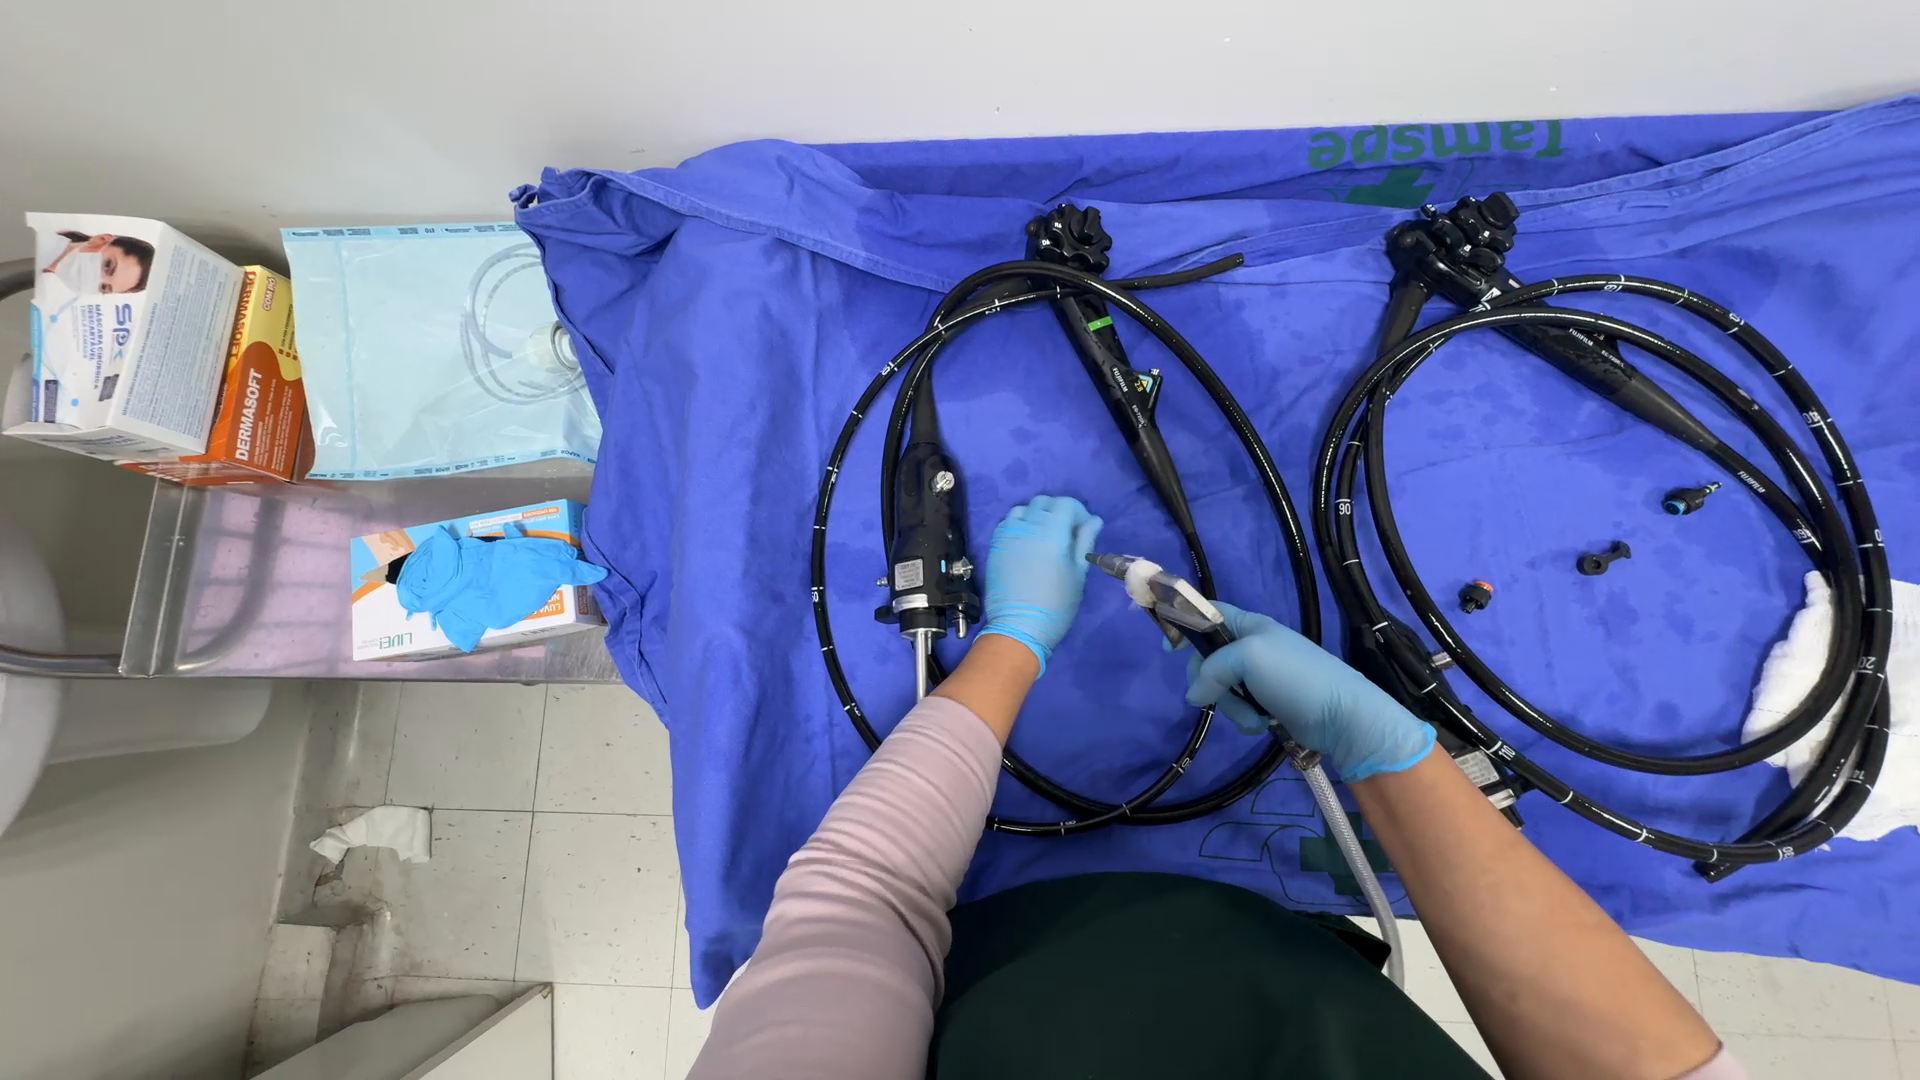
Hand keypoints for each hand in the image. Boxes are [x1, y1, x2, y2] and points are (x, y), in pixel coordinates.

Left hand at [975, 495, 1103, 673]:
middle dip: (1058, 510)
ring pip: (1022, 509)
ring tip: (1044, 536)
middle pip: (1043, 502)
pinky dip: (1019, 525)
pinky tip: (1026, 542)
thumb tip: (1093, 520)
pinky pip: (1007, 523)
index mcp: (1052, 531)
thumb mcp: (1078, 573)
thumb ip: (1084, 541)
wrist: (1019, 625)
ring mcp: (1007, 534)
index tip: (1084, 528)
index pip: (1065, 504)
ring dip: (1036, 515)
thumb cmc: (1056, 604)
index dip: (1078, 512)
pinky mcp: (995, 545)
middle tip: (1066, 532)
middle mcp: (1027, 526)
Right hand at [1184, 602, 1434, 781]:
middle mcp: (1252, 647)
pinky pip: (1238, 707)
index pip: (1208, 613)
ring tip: (1252, 714)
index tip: (1170, 649)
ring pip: (1221, 687)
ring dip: (1230, 704)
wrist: (1342, 716)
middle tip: (1211, 693)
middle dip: (1207, 679)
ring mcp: (1260, 676)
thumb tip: (1194, 696)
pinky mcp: (1267, 702)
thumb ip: (1211, 670)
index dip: (1185, 624)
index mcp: (1249, 625)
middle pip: (1208, 658)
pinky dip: (1245, 717)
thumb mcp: (1247, 657)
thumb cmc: (1295, 676)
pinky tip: (1262, 723)